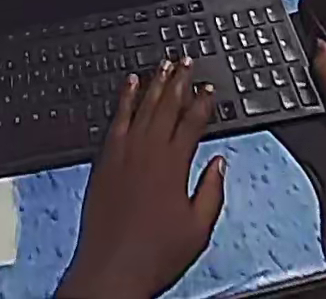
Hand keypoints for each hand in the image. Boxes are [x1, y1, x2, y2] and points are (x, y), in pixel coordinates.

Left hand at [58, 58, 225, 298]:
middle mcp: (150, 148)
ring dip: (155, 82)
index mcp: (174, 164)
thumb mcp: (198, 228)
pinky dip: (125, 95)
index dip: (203, 103)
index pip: (193, 123)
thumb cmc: (157, 252)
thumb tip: (218, 161)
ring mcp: (126, 147)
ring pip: (144, 104)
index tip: (209, 87)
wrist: (114, 264)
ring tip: (165, 64)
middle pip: (168, 105)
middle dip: (180, 81)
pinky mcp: (107, 152)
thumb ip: (211, 190)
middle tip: (186, 60)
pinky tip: (131, 81)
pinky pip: (118, 114)